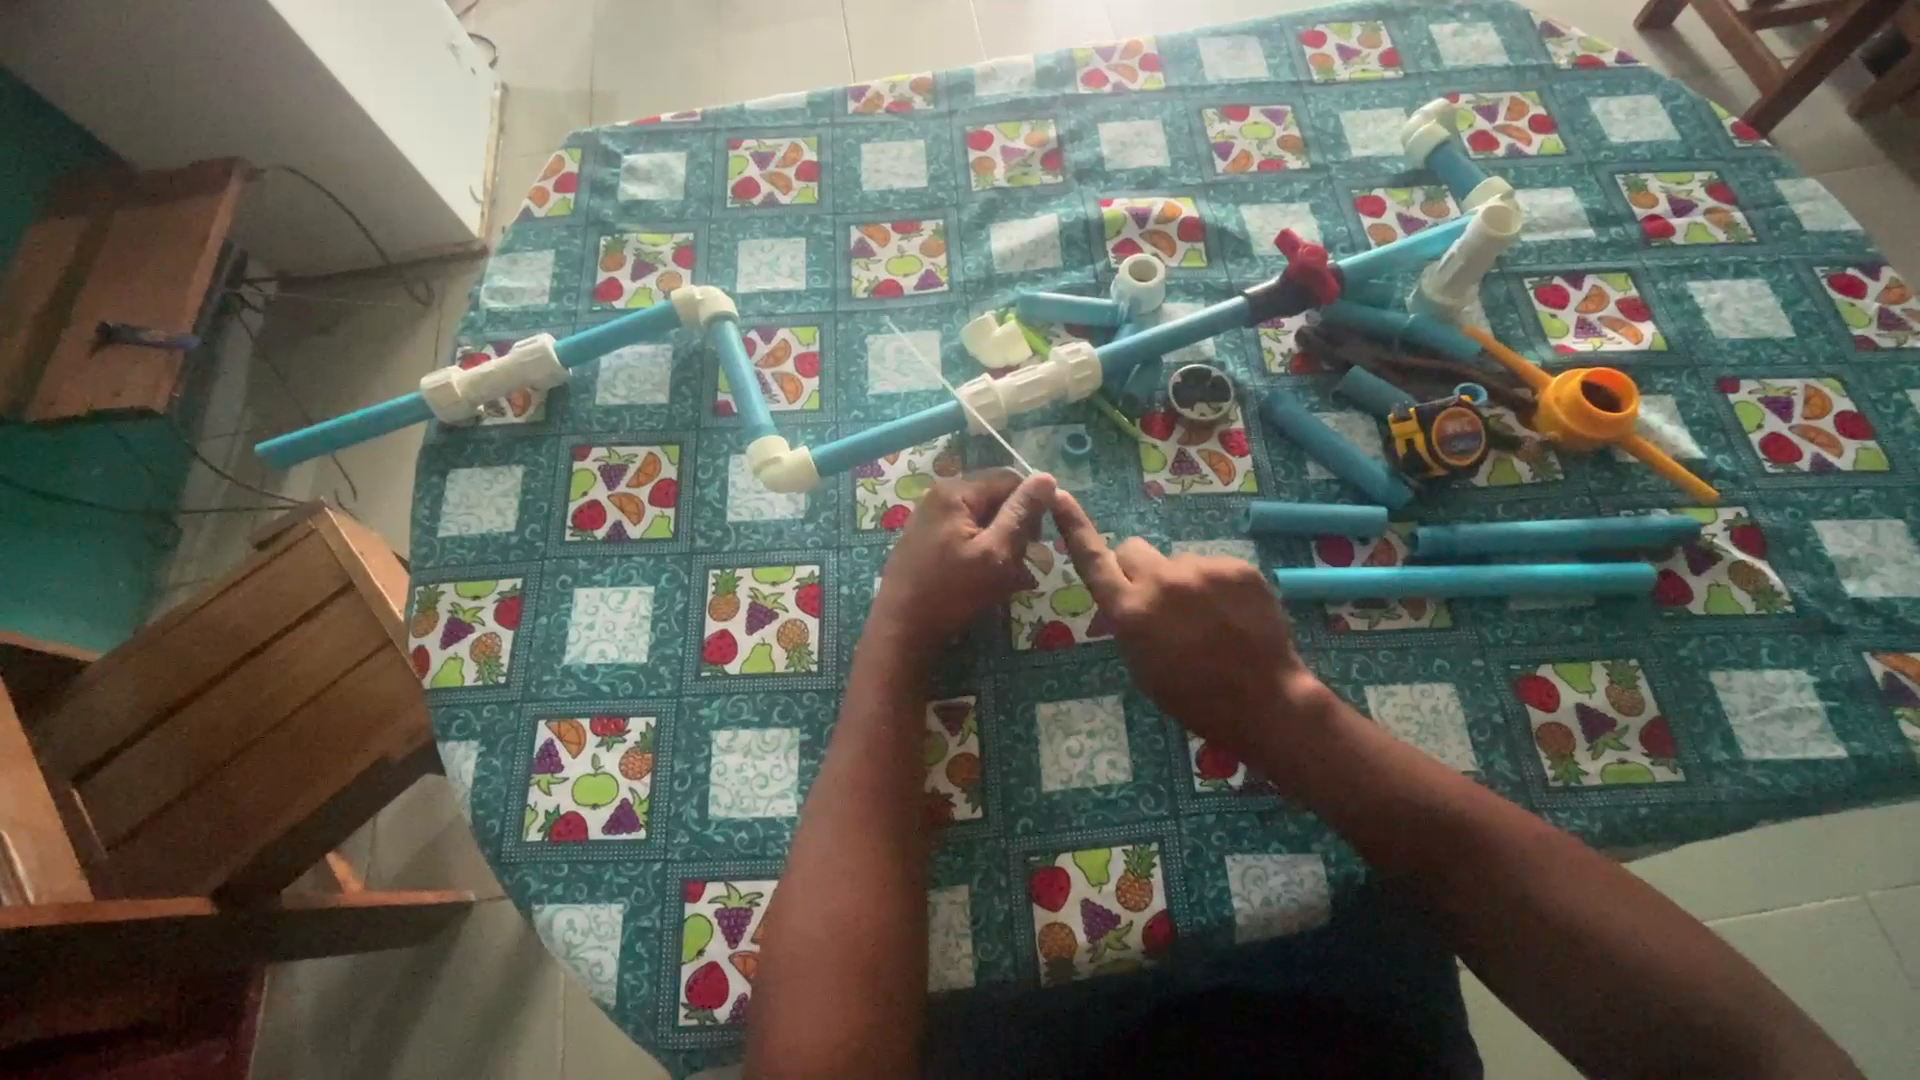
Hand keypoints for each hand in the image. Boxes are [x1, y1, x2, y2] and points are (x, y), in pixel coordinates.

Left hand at [870, 470, 1056, 658]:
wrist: (901, 630)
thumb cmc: (952, 592)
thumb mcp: (997, 553)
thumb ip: (1022, 513)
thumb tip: (1047, 477)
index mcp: (955, 491)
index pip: (1010, 479)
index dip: (1032, 505)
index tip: (1038, 540)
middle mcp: (939, 495)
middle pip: (994, 498)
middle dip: (1015, 527)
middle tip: (1026, 563)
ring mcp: (929, 518)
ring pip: (981, 520)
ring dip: (1002, 544)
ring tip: (1011, 578)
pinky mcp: (925, 539)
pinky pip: (964, 535)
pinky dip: (982, 552)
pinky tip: (989, 579)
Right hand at [1051, 490, 1331, 764]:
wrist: (1265, 702)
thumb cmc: (1193, 698)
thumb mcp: (1142, 666)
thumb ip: (1129, 622)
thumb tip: (1130, 598)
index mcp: (1129, 611)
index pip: (1092, 559)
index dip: (1073, 527)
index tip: (1059, 496)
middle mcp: (1160, 581)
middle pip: (1133, 550)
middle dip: (1137, 568)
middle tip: (1158, 600)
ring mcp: (1202, 570)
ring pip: (1178, 562)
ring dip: (1183, 582)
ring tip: (1208, 620)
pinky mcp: (1237, 567)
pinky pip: (1214, 568)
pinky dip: (1218, 587)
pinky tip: (1233, 616)